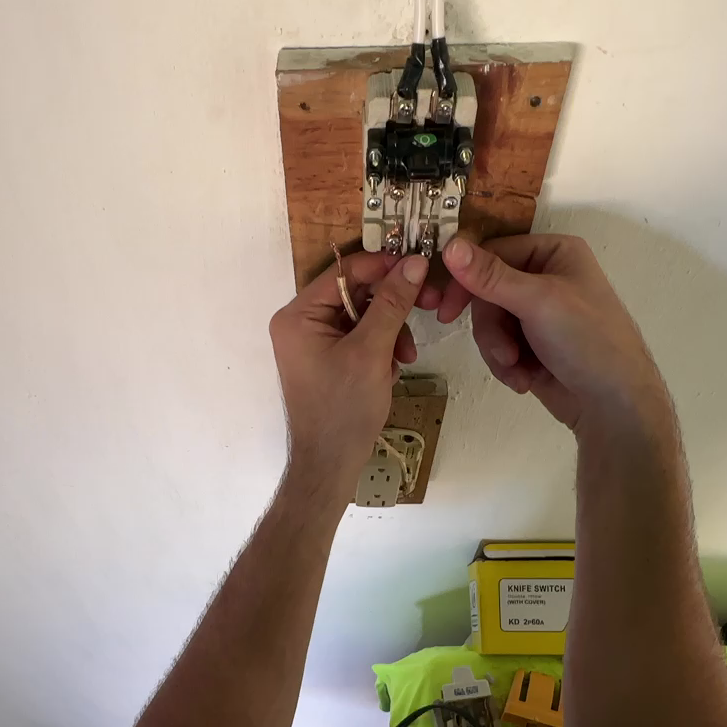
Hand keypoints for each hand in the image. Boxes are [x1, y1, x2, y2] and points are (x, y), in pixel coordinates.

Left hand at [269, 251, 426, 491]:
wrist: (330, 464)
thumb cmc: (343, 409)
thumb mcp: (371, 352)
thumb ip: (393, 304)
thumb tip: (414, 262)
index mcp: (298, 315)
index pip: (345, 272)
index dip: (384, 267)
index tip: (421, 269)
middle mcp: (300, 324)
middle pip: (356, 293)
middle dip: (391, 309)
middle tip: (428, 307)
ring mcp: (312, 344)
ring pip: (363, 318)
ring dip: (390, 334)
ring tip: (404, 360)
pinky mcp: (327, 361)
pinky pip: (359, 340)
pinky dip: (380, 351)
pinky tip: (390, 372)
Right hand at [433, 235, 665, 434]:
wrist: (612, 404)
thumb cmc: (586, 340)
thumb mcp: (537, 302)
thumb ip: (490, 276)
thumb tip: (449, 246)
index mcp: (553, 253)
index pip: (493, 254)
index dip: (468, 281)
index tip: (446, 310)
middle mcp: (545, 278)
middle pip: (487, 294)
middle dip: (492, 330)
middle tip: (503, 354)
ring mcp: (538, 315)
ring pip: (490, 325)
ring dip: (498, 352)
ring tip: (518, 372)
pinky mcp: (531, 347)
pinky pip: (499, 348)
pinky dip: (507, 367)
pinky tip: (525, 380)